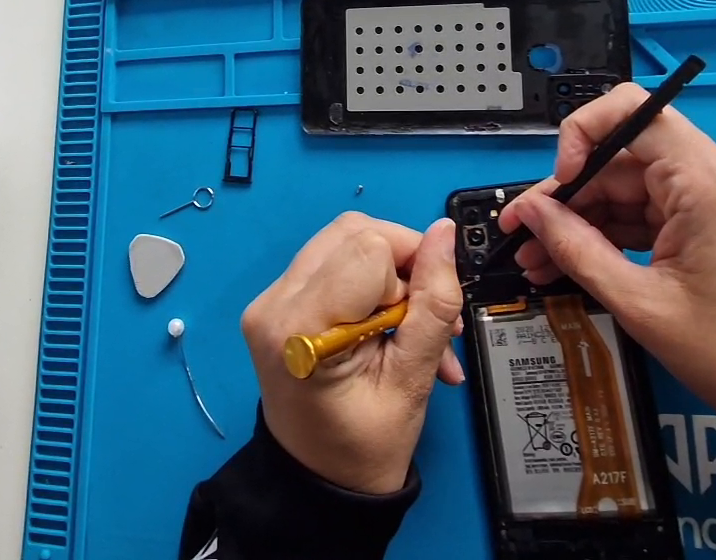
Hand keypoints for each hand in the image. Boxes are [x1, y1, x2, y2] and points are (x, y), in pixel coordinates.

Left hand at [241, 213, 464, 494]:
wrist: (316, 484)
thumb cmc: (365, 448)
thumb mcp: (412, 380)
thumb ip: (433, 303)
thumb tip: (444, 233)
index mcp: (302, 326)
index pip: (367, 246)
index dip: (411, 266)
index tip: (426, 312)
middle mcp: (275, 301)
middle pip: (352, 231)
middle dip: (401, 263)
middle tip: (424, 315)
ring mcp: (270, 298)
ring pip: (343, 240)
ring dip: (388, 272)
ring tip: (412, 323)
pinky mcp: (277, 299)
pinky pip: (331, 260)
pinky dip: (368, 281)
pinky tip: (388, 321)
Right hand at [496, 84, 715, 441]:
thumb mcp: (642, 303)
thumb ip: (575, 248)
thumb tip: (528, 213)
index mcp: (708, 179)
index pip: (628, 111)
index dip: (579, 137)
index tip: (557, 186)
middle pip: (622, 159)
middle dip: (569, 198)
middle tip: (524, 236)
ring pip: (632, 186)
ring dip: (586, 220)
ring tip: (541, 259)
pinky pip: (655, 206)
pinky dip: (617, 230)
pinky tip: (578, 257)